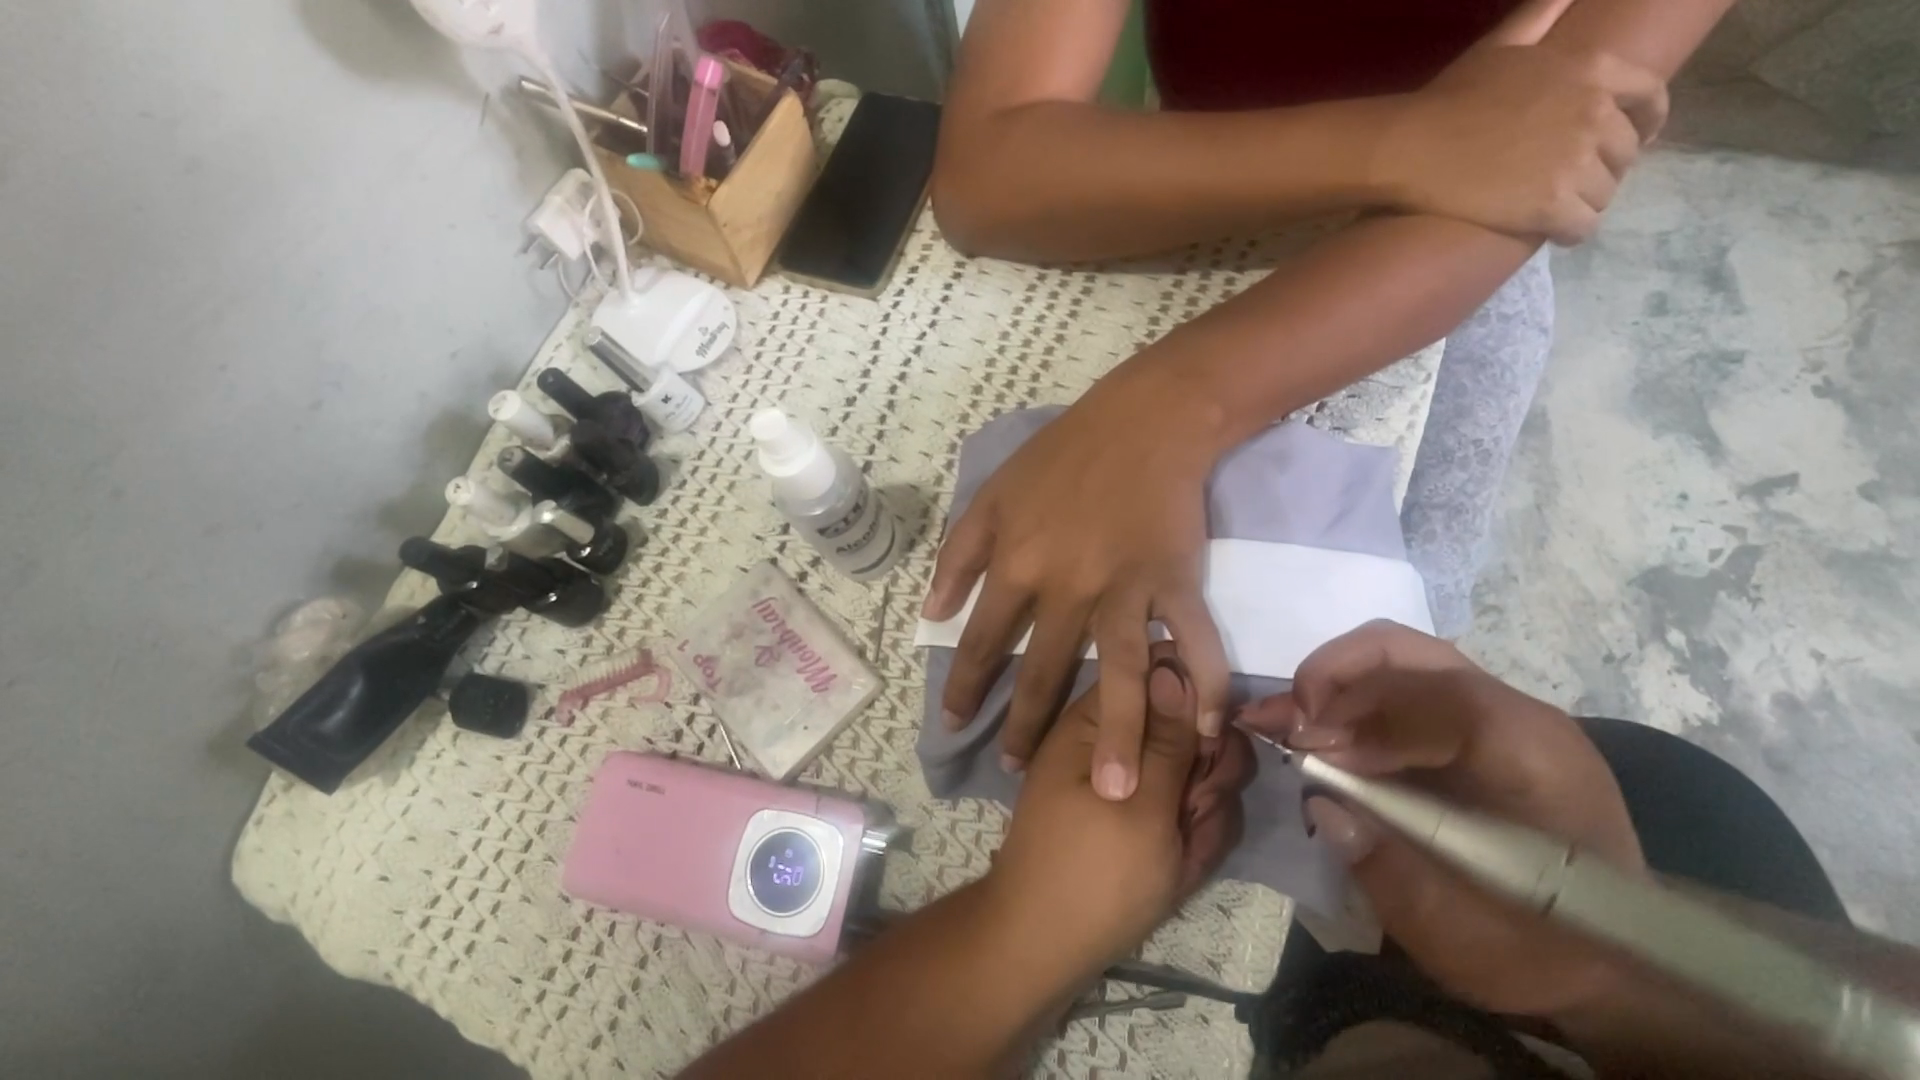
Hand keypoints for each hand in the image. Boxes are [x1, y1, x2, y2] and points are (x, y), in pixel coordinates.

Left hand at [923, 367, 1230, 797]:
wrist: (1144, 421)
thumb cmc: (1061, 459)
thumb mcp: (991, 496)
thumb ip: (957, 555)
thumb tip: (932, 613)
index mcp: (1017, 564)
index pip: (982, 642)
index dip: (967, 687)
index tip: (957, 724)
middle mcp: (1067, 588)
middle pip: (1044, 672)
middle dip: (1028, 728)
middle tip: (1015, 771)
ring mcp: (1126, 589)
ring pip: (1118, 674)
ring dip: (1116, 737)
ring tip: (1112, 795)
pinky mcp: (1176, 583)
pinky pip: (1193, 643)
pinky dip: (1206, 687)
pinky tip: (1207, 737)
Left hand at [985, 647, 1253, 975]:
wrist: (1043, 946)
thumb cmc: (1091, 873)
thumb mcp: (1142, 805)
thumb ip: (1170, 739)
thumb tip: (1175, 661)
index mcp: (1102, 720)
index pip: (1167, 676)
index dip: (1198, 708)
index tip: (1205, 751)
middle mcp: (1117, 742)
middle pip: (1193, 731)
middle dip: (1208, 776)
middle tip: (1189, 814)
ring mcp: (1130, 782)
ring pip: (1197, 777)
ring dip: (1202, 814)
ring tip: (1179, 852)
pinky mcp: (1139, 818)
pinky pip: (1183, 812)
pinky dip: (1189, 840)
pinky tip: (1178, 868)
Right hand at [1237, 621, 1644, 1017]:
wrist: (1606, 965)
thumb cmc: (1539, 952)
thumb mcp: (1462, 936)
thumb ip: (1392, 870)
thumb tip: (1322, 804)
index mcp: (1531, 756)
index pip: (1437, 695)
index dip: (1360, 709)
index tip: (1306, 748)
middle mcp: (1515, 716)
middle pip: (1406, 653)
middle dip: (1332, 677)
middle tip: (1289, 725)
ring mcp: (1494, 716)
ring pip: (1397, 662)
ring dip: (1333, 688)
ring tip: (1286, 727)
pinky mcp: (1472, 731)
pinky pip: (1400, 692)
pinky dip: (1350, 706)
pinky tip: (1317, 738)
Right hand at [1370, 0, 1669, 245]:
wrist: (1411, 147)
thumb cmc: (1447, 100)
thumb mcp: (1501, 47)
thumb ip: (1539, 15)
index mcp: (1593, 71)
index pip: (1650, 96)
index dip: (1648, 122)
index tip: (1638, 139)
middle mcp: (1594, 114)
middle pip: (1624, 154)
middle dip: (1605, 169)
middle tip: (1576, 184)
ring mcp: (1574, 163)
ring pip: (1604, 193)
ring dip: (1586, 203)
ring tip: (1560, 211)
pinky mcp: (1550, 206)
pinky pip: (1583, 226)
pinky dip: (1573, 232)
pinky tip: (1556, 234)